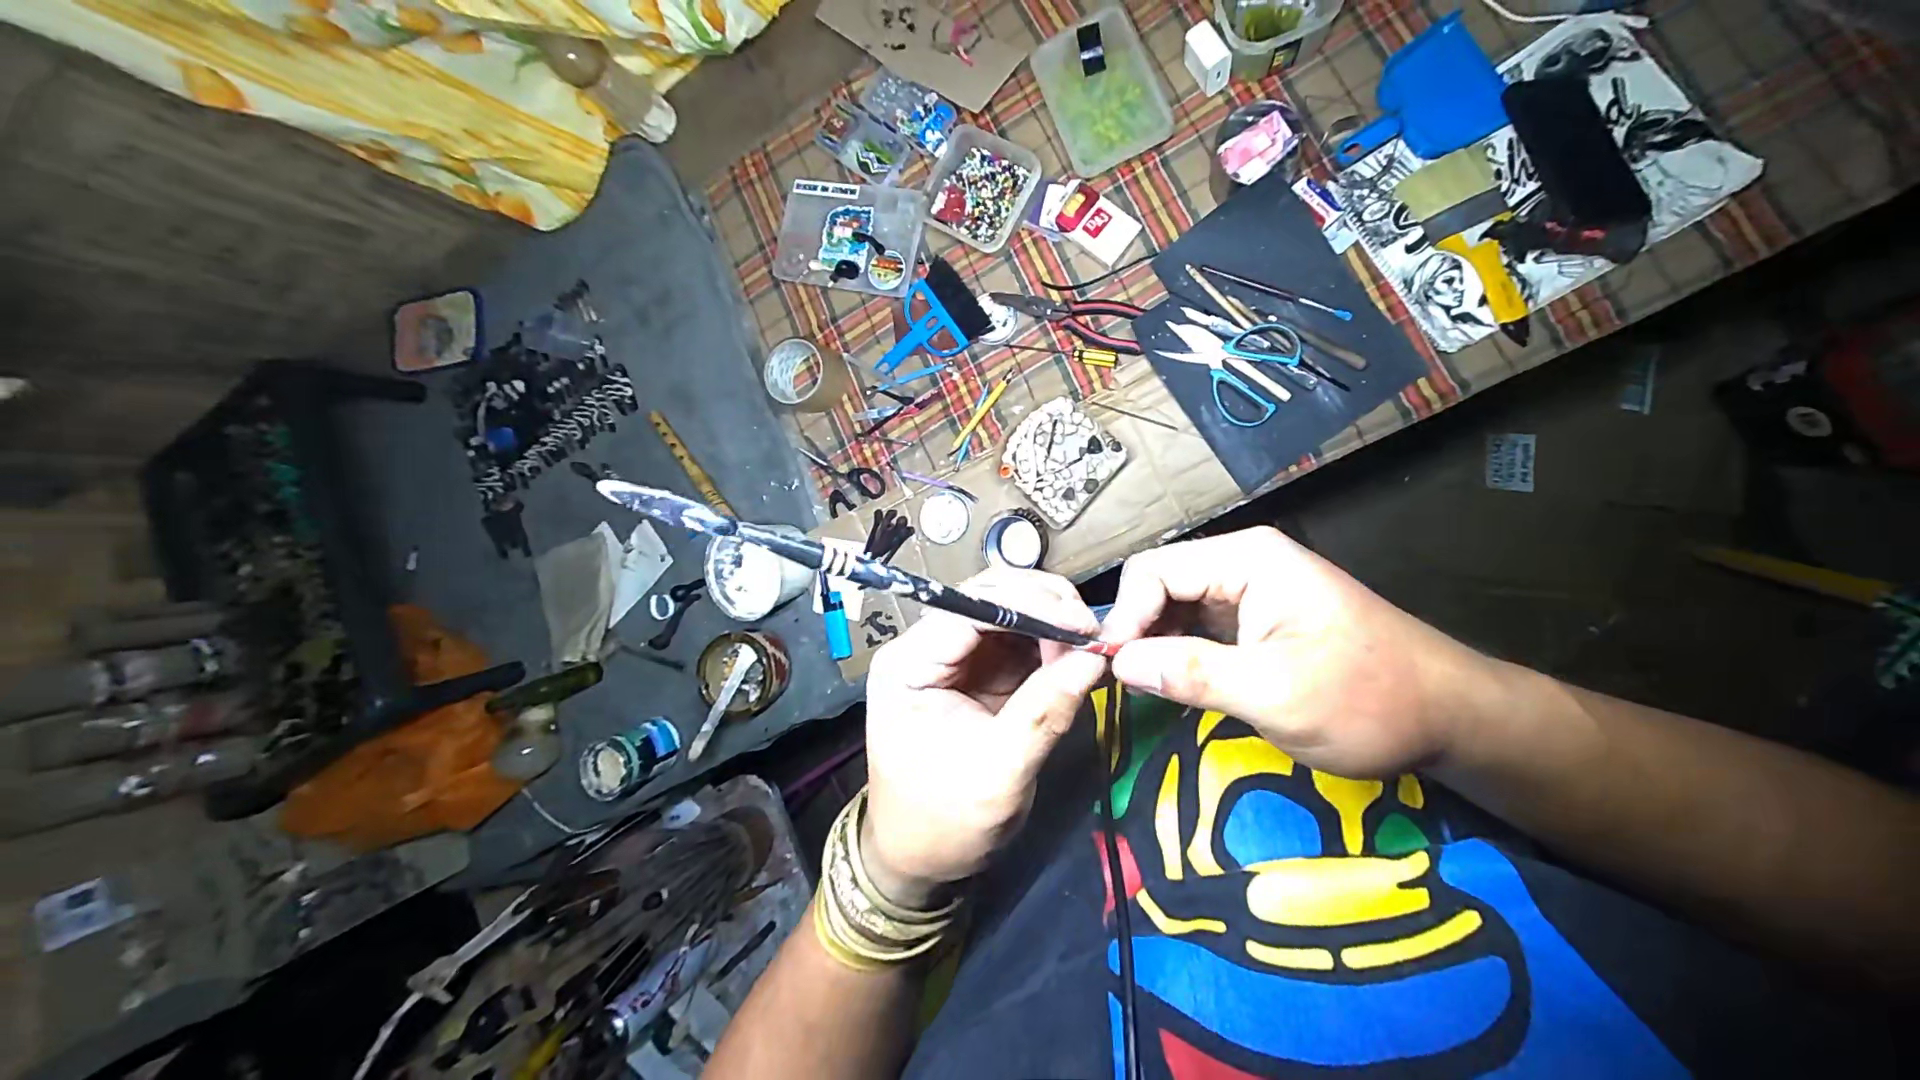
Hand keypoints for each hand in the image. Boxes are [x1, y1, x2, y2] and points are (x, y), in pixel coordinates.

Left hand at [862, 570, 1107, 904]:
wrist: (920, 856)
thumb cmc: (943, 823)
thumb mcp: (998, 775)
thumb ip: (1043, 713)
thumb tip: (1093, 661)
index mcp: (908, 664)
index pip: (968, 609)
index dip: (1029, 605)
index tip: (1082, 626)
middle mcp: (926, 648)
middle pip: (988, 597)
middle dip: (1044, 606)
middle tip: (1092, 633)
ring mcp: (953, 656)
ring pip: (1008, 610)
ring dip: (1052, 620)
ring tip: (1090, 645)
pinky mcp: (978, 670)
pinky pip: (1019, 639)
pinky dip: (1051, 641)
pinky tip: (1076, 655)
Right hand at [1101, 527, 1495, 778]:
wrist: (1451, 717)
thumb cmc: (1368, 700)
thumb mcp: (1275, 694)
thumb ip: (1191, 673)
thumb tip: (1118, 663)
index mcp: (1247, 560)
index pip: (1153, 571)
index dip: (1125, 617)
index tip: (1112, 669)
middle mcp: (1243, 564)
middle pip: (1159, 584)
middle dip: (1135, 629)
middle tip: (1121, 682)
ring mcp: (1250, 591)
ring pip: (1174, 607)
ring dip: (1153, 643)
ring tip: (1142, 687)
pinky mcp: (1256, 620)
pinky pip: (1197, 626)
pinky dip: (1177, 653)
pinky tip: (1171, 683)